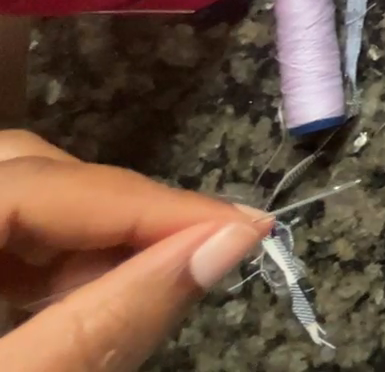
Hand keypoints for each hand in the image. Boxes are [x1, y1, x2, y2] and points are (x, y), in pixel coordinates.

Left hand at [0, 130, 270, 371]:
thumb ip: (100, 327)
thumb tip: (238, 239)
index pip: (45, 181)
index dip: (155, 202)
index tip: (250, 230)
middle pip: (32, 167)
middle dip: (120, 207)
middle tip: (185, 258)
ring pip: (23, 192)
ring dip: (91, 232)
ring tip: (132, 286)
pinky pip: (4, 228)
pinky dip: (51, 254)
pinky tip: (76, 295)